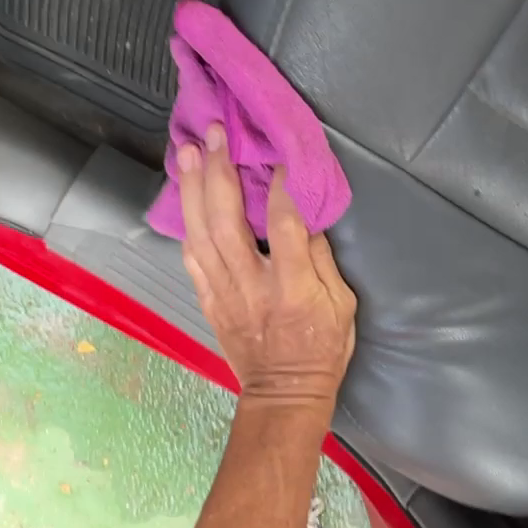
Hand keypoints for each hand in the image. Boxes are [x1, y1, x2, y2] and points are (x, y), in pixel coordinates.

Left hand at [177, 123, 356, 419]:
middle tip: (213, 134)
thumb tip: (306, 216)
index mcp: (292, 286)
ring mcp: (224, 293)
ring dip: (193, 190)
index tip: (276, 156)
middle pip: (227, 221)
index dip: (278, 186)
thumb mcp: (342, 304)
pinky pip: (191, 258)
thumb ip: (321, 259)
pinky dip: (186, 223)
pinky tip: (184, 196)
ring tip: (189, 152)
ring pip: (200, 234)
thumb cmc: (323, 348)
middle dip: (219, 172)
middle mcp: (252, 284)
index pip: (283, 224)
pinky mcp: (208, 301)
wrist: (284, 393)